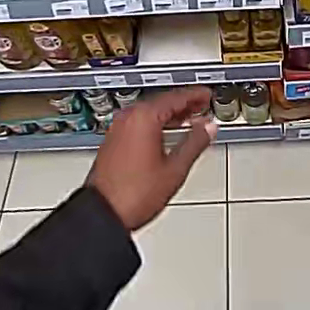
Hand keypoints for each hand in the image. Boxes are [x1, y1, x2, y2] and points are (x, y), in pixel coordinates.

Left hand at [85, 87, 216, 230]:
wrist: (102, 215)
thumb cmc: (132, 195)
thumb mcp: (174, 169)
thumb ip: (195, 143)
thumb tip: (208, 128)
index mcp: (144, 117)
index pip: (176, 97)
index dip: (195, 95)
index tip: (206, 95)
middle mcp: (129, 118)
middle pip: (162, 101)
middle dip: (184, 103)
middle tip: (201, 105)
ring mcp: (118, 128)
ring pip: (150, 111)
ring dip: (170, 113)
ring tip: (189, 119)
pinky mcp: (113, 140)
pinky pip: (139, 122)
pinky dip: (156, 122)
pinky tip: (166, 133)